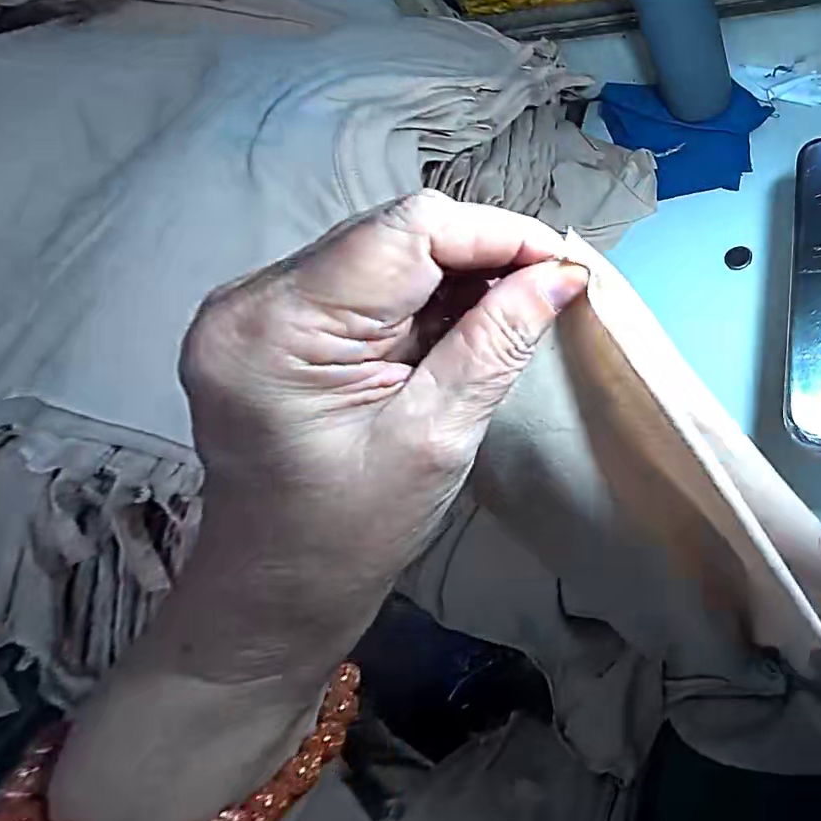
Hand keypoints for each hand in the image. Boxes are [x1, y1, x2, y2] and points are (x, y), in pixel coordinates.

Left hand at [50, 191, 585, 820]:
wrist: (273, 592)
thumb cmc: (351, 534)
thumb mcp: (438, 438)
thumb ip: (497, 342)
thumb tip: (561, 275)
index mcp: (279, 326)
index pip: (409, 229)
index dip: (499, 234)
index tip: (562, 267)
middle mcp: (257, 295)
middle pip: (400, 230)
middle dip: (488, 252)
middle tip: (550, 289)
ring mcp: (267, 302)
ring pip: (396, 245)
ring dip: (467, 270)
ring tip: (517, 307)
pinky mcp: (288, 316)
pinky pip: (382, 274)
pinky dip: (439, 289)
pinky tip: (472, 319)